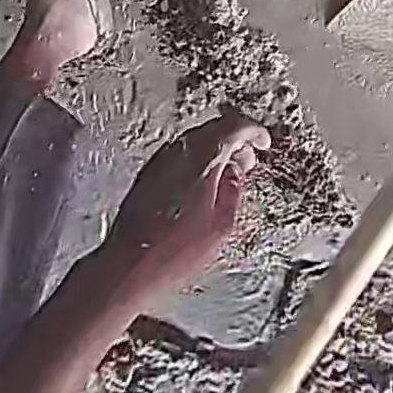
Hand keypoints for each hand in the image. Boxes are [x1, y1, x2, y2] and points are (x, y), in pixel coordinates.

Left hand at [103, 110, 270, 297]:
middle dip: (237, 140)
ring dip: (217, 149)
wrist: (128, 266)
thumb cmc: (175, 251)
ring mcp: (163, 157)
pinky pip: (183, 153)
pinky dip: (199, 159)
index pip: (236, 126)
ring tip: (227, 175)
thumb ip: (234, 190)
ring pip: (199, 139)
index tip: (264, 142)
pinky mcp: (151, 170)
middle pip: (216, 127)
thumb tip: (235, 174)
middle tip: (249, 161)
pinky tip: (203, 183)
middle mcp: (182, 149)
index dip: (255, 132)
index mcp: (204, 156)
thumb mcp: (221, 225)